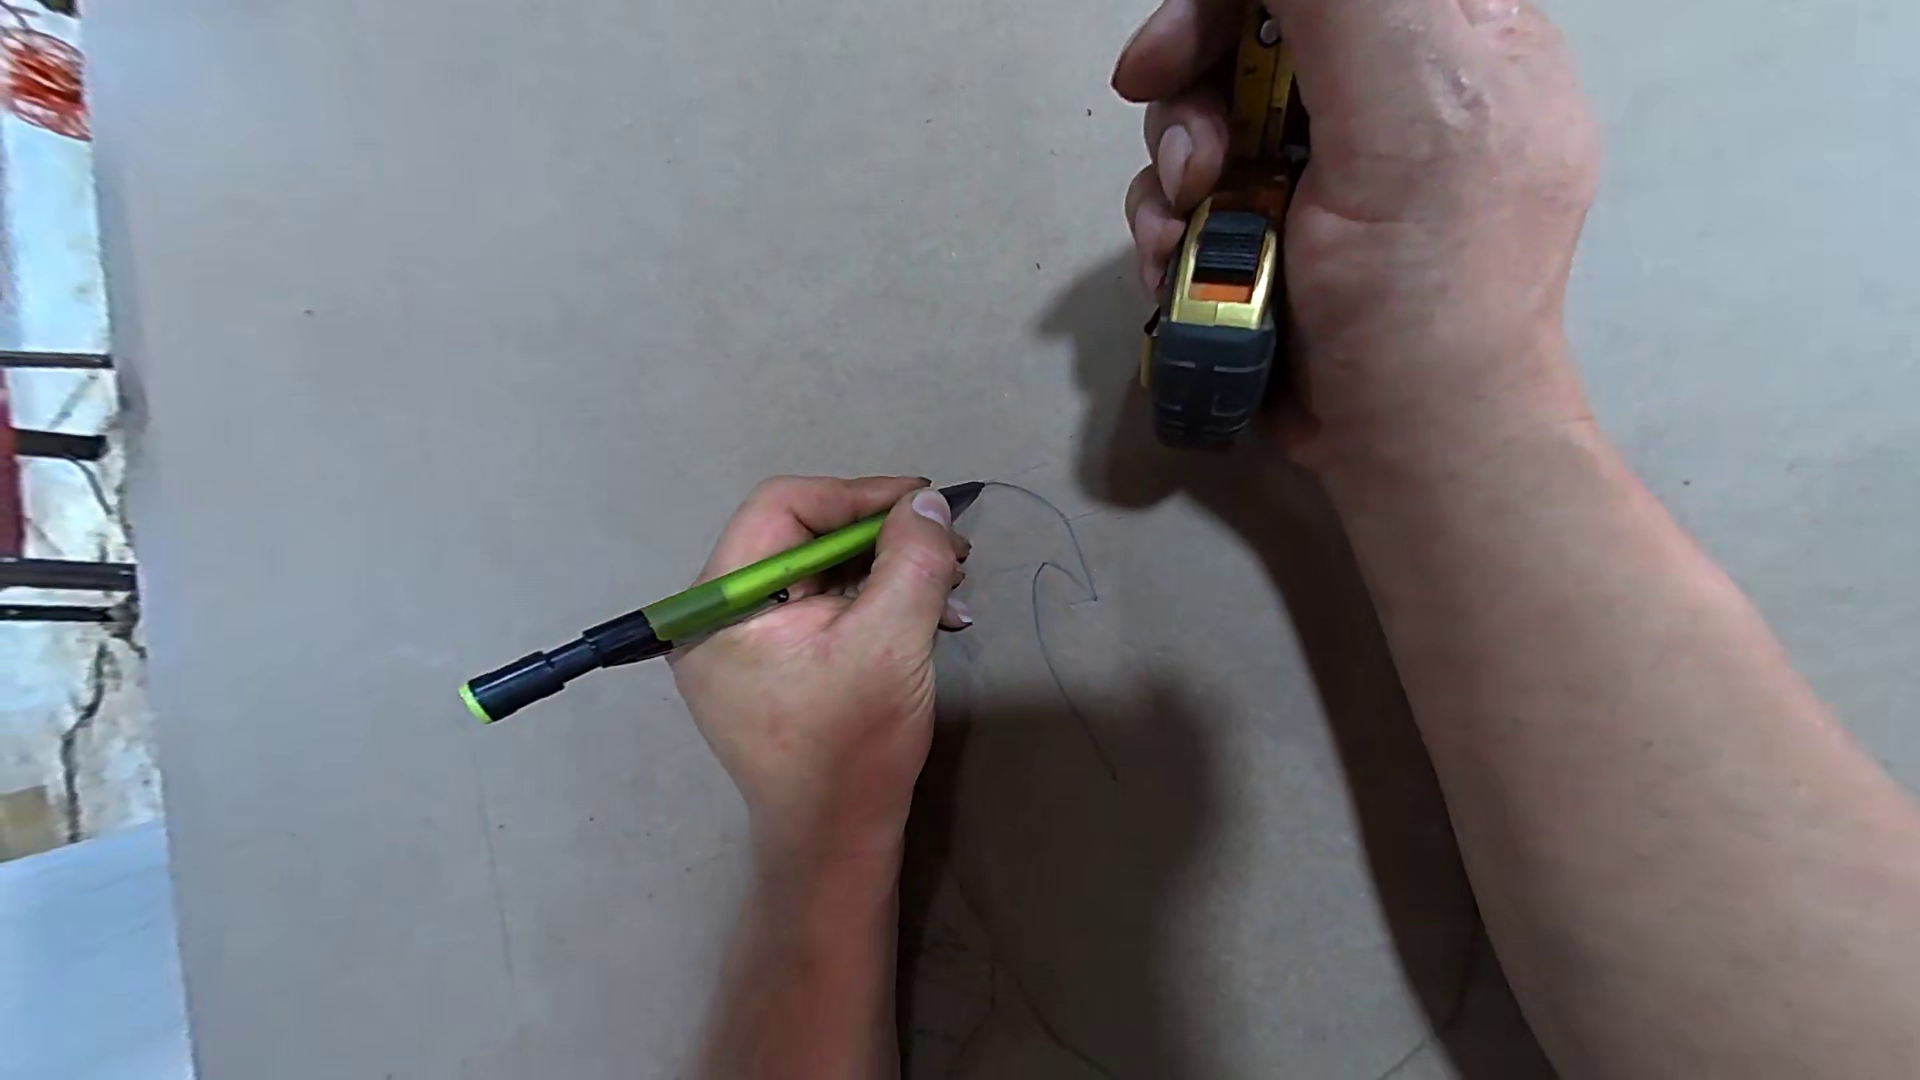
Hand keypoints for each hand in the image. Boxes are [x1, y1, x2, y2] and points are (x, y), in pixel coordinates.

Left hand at [669, 476, 967, 877]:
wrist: (840, 841)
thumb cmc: (854, 749)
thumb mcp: (891, 645)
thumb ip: (913, 562)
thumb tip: (929, 502)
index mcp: (723, 604)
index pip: (782, 507)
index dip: (856, 494)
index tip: (922, 502)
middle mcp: (728, 613)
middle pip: (809, 535)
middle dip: (886, 535)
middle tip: (950, 547)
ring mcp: (756, 637)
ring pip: (830, 568)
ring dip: (895, 567)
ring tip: (952, 583)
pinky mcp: (786, 657)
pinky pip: (836, 603)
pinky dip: (885, 598)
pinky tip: (934, 613)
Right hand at [1114, 0, 1601, 474]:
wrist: (1401, 433)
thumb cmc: (1425, 286)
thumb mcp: (1414, 115)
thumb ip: (1353, 5)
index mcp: (1430, 42)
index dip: (1219, 4)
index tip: (1161, 56)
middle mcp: (1358, 105)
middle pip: (1234, 55)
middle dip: (1187, 109)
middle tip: (1190, 175)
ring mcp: (1298, 186)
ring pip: (1194, 142)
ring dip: (1166, 192)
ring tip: (1179, 247)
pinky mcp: (1254, 248)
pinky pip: (1183, 217)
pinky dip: (1164, 241)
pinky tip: (1173, 274)